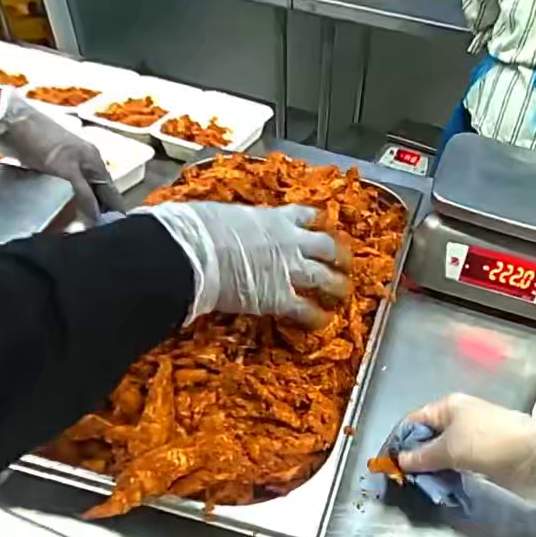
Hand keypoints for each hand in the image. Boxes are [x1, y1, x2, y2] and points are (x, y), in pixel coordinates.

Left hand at [0, 90, 123, 220]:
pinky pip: (60, 189)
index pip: (112, 195)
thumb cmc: (40, 141)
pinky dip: (58, 200)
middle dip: (93, 213)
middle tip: (86, 232)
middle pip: (96, 195)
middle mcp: (85, 164)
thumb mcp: (67, 171)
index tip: (108, 232)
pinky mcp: (48, 165)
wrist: (5, 120)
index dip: (112, 214)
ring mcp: (66, 164)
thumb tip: (96, 219)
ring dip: (74, 207)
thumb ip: (84, 196)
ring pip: (78, 193)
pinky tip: (52, 209)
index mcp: (96, 163)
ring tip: (68, 225)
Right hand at [137, 201, 349, 325]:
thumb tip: (212, 222)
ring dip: (338, 288)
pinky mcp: (280, 297)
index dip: (317, 222)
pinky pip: (307, 310)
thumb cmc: (194, 227)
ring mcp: (289, 270)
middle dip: (340, 256)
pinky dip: (316, 318)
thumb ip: (230, 221)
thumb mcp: (216, 213)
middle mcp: (289, 242)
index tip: (323, 225)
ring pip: (327, 279)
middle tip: (346, 264)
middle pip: (328, 247)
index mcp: (273, 218)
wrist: (190, 251)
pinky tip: (321, 323)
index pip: (306, 215)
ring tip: (343, 295)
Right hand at [395, 394, 535, 528]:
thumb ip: (422, 455)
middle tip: (405, 480)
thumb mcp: (449, 448)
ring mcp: (473, 435)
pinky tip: (443, 485)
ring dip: (433, 467)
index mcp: (448, 406)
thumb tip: (400, 459)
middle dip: (416, 456)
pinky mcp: (484, 453)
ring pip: (443, 451)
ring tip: (423, 486)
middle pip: (428, 435)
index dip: (400, 440)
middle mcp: (459, 416)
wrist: (532, 454)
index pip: (414, 420)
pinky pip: (458, 461)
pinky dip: (449, 471)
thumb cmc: (486, 442)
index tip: (389, 463)